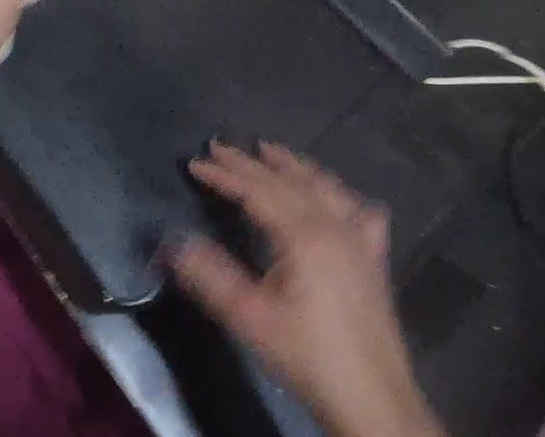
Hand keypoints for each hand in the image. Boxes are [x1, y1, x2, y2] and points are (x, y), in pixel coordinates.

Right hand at [172, 141, 442, 436]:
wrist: (372, 398)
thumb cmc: (306, 355)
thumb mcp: (249, 318)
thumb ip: (209, 276)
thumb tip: (170, 241)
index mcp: (302, 234)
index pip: (255, 190)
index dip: (223, 174)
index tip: (194, 162)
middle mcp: (332, 225)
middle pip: (287, 180)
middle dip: (250, 162)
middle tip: (220, 146)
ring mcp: (359, 239)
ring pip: (324, 186)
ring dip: (293, 166)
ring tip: (271, 151)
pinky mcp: (375, 259)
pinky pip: (359, 211)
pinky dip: (342, 195)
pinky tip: (339, 198)